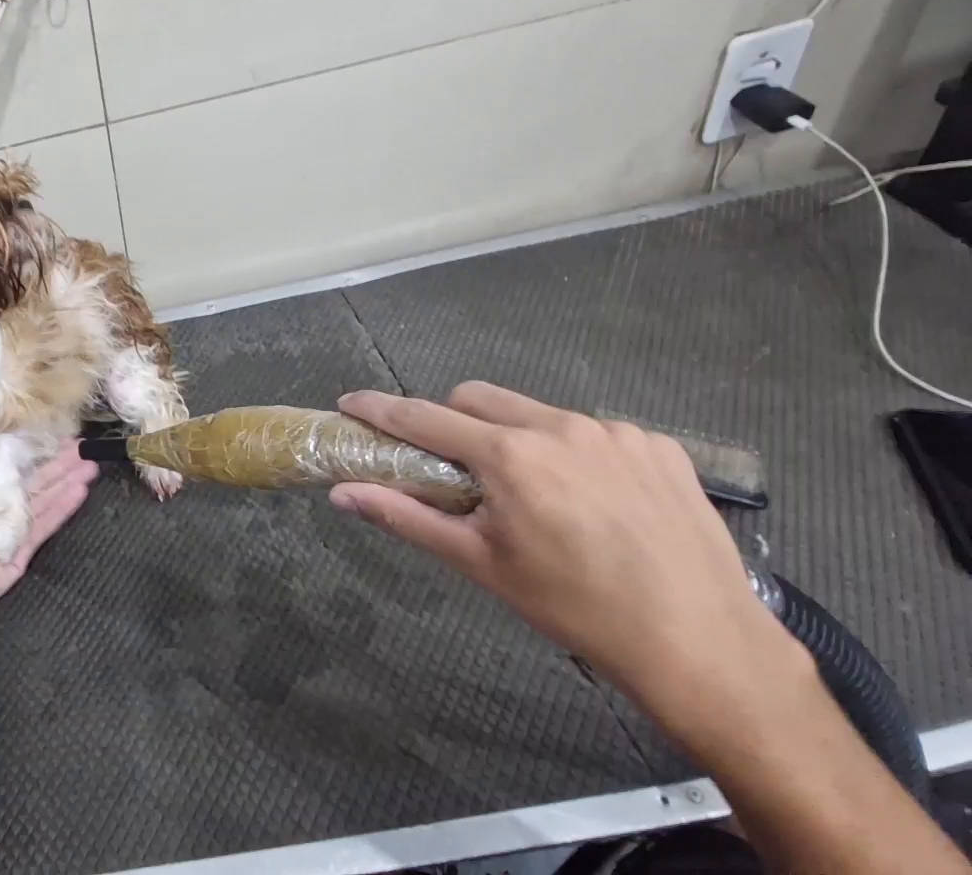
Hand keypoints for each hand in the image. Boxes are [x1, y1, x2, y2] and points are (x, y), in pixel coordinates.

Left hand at [0, 447, 98, 618]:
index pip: (12, 467)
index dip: (33, 452)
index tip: (54, 438)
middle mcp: (1, 506)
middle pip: (36, 480)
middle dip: (60, 463)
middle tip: (84, 448)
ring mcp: (16, 526)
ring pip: (47, 497)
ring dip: (69, 480)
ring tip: (91, 464)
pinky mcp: (27, 546)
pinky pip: (48, 523)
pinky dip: (65, 506)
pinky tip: (81, 489)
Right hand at [329, 382, 802, 712]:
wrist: (700, 642)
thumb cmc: (573, 606)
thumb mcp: (479, 563)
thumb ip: (406, 517)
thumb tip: (341, 493)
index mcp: (510, 456)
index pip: (424, 416)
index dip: (380, 409)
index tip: (350, 403)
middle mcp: (561, 427)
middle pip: (479, 398)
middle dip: (451, 421)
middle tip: (454, 469)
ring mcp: (616, 432)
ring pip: (538, 413)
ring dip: (515, 438)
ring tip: (534, 496)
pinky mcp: (659, 446)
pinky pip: (594, 432)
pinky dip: (573, 453)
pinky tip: (592, 501)